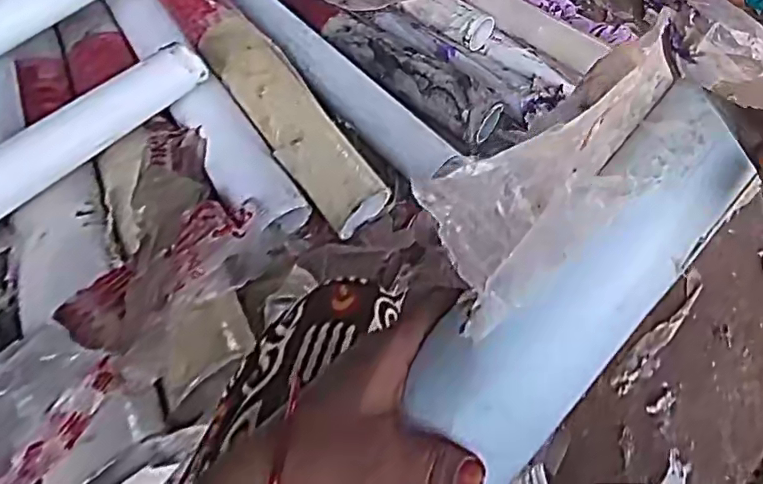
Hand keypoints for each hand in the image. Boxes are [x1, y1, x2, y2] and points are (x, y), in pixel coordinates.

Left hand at [212, 288, 479, 483]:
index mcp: (389, 344)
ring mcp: (363, 373)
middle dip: (461, 336)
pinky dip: (423, 389)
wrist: (264, 479)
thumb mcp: (390, 459)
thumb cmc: (322, 454)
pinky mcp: (353, 400)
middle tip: (495, 351)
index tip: (498, 305)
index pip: (436, 299)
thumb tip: (479, 469)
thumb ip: (438, 462)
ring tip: (473, 383)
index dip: (468, 297)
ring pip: (416, 356)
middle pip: (430, 328)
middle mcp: (377, 349)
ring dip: (442, 364)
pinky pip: (402, 381)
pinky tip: (433, 415)